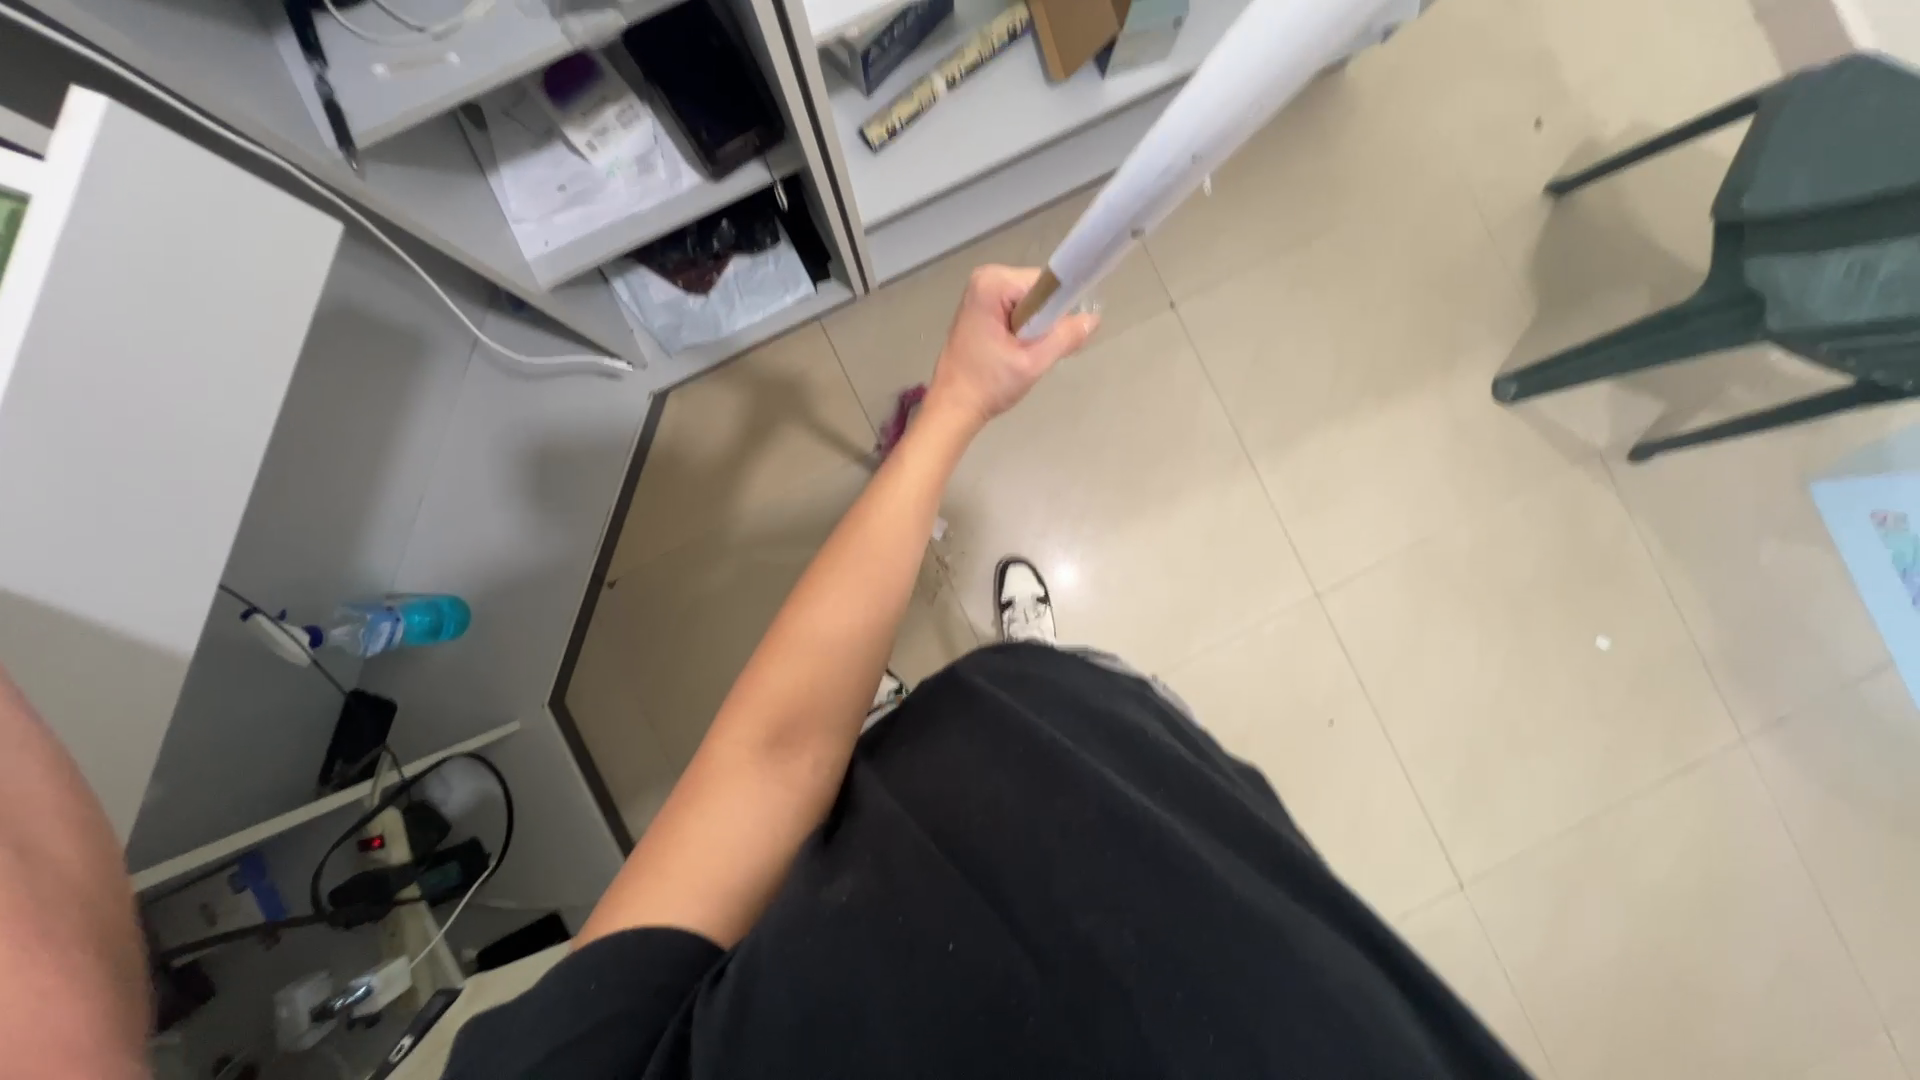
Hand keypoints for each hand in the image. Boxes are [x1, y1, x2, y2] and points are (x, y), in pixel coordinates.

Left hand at [925, 266, 1099, 431]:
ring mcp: (980, 293)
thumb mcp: (1032, 363)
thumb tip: (1094, 319)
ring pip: (1031, 304)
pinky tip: (1013, 353)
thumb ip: (1064, 337)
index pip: (1047, 284)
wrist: (953, 407)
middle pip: (1039, 292)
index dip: (1056, 313)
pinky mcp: (981, 309)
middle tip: (1031, 354)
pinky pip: (1018, 311)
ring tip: (1020, 356)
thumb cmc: (987, 385)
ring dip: (1034, 330)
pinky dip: (1023, 332)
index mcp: (992, 283)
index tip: (1049, 340)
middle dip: (1044, 323)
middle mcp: (984, 279)